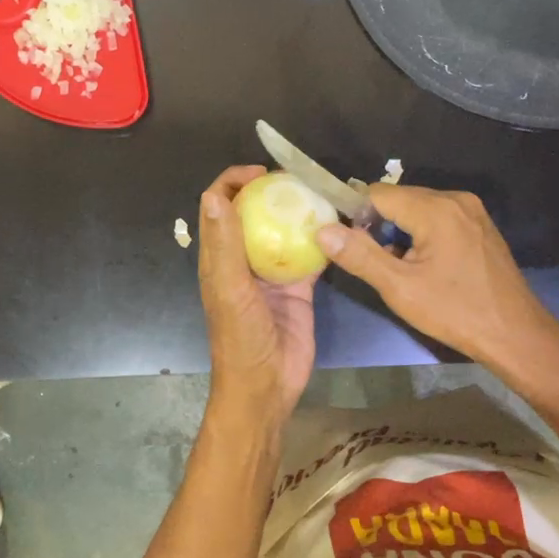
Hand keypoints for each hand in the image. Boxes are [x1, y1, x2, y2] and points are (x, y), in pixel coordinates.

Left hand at [197, 165, 316, 429]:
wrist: (267, 385)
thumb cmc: (241, 337)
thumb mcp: (230, 287)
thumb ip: (225, 243)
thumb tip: (216, 195)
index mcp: (218, 257)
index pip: (219, 205)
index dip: (233, 181)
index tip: (262, 172)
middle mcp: (243, 260)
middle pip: (254, 213)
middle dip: (272, 190)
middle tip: (301, 178)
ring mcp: (272, 274)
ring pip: (284, 231)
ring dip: (299, 211)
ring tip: (324, 192)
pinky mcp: (298, 289)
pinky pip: (310, 256)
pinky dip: (323, 240)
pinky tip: (342, 224)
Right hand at [315, 185, 558, 379]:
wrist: (515, 334)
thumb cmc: (455, 312)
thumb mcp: (399, 288)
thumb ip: (360, 256)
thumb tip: (323, 230)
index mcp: (436, 209)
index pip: (378, 194)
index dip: (355, 214)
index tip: (344, 242)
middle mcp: (456, 200)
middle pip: (399, 199)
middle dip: (378, 225)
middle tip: (369, 261)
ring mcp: (472, 212)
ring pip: (418, 210)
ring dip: (399, 233)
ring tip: (396, 268)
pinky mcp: (480, 227)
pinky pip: (438, 219)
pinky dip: (421, 236)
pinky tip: (422, 267)